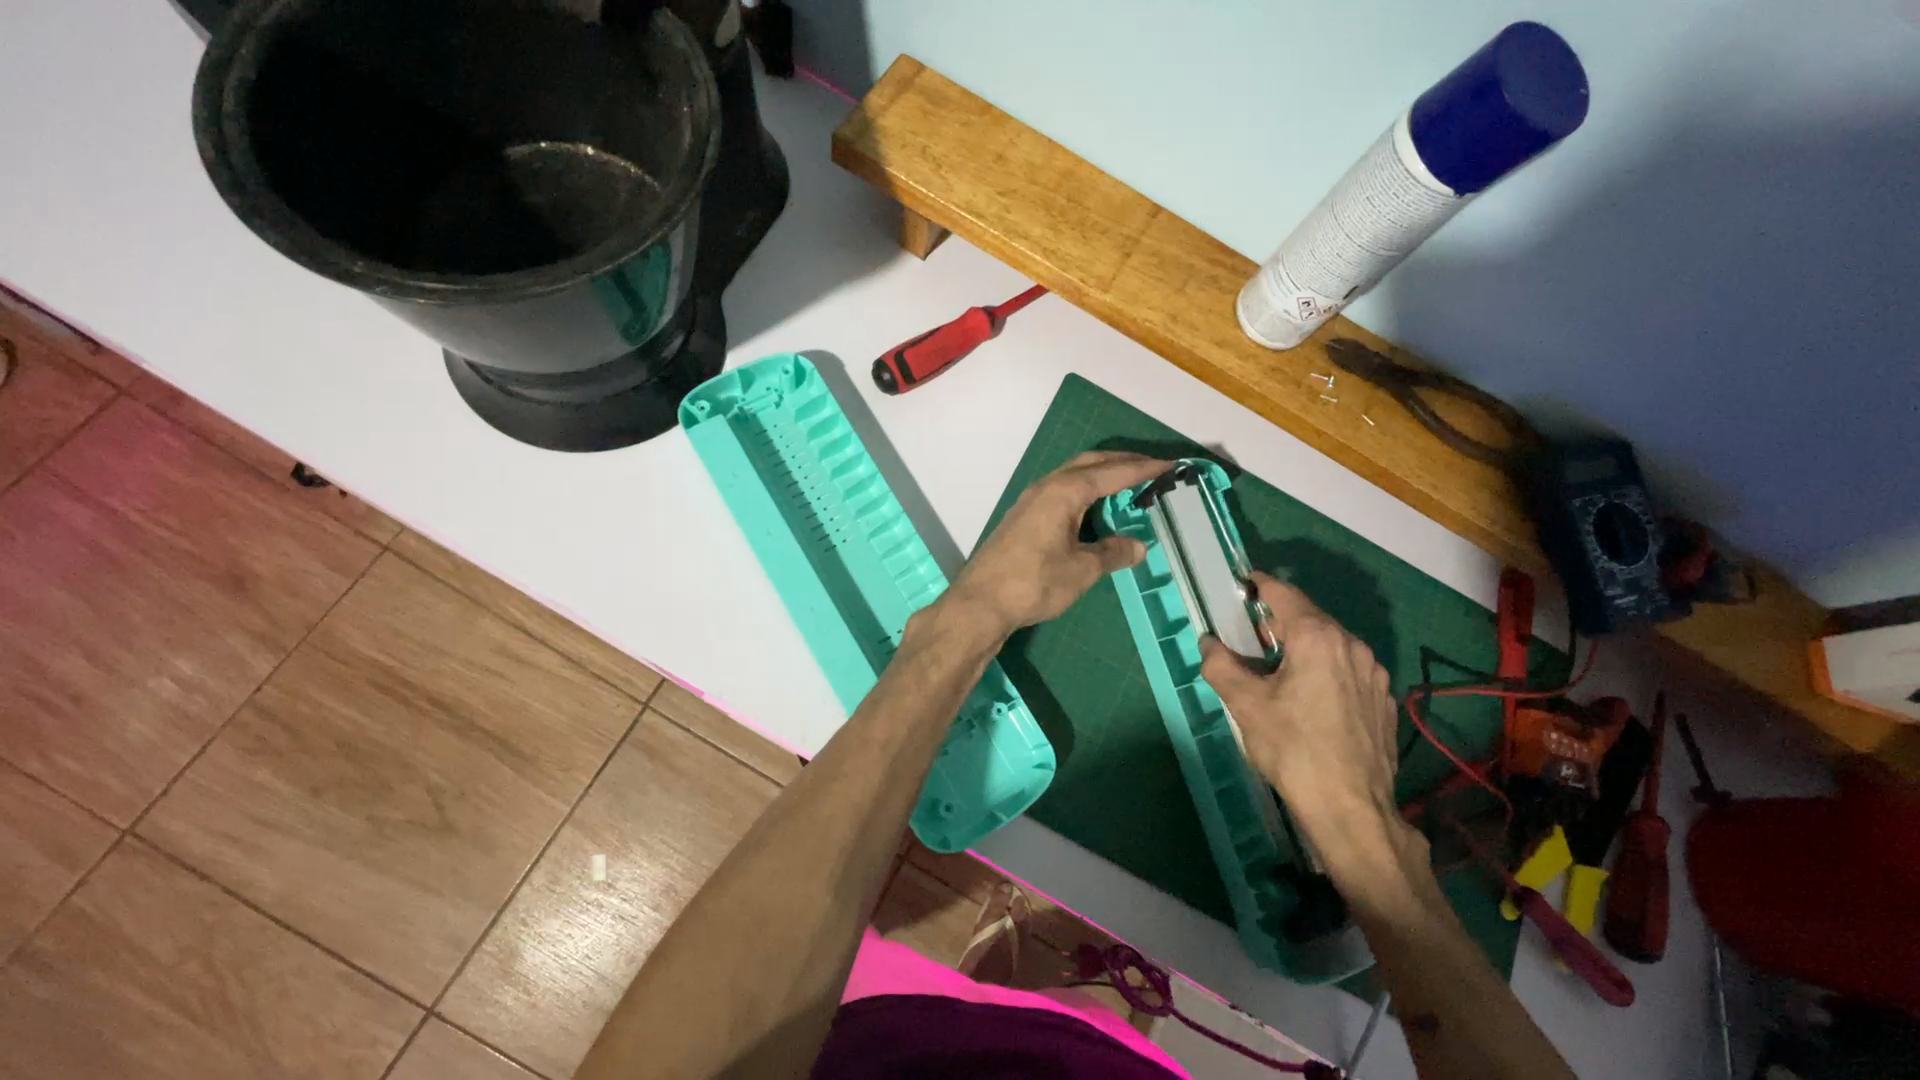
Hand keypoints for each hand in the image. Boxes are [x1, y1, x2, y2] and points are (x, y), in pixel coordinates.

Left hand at [942, 452, 1170, 638]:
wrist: (981, 603)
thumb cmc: (1034, 583)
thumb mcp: (1082, 570)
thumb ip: (1112, 553)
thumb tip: (1138, 546)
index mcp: (1064, 492)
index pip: (1113, 472)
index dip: (1143, 469)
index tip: (1171, 465)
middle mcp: (1047, 487)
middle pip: (1090, 464)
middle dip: (1122, 463)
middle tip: (1152, 468)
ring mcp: (1031, 502)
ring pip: (1073, 477)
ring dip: (1102, 477)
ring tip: (1129, 486)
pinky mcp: (1023, 519)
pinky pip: (1062, 493)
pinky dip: (1085, 493)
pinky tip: (1094, 511)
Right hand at [1201, 574, 1408, 871]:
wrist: (1351, 808)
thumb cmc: (1293, 749)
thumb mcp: (1245, 706)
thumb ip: (1222, 666)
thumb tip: (1208, 643)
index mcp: (1318, 638)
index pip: (1285, 595)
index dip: (1260, 586)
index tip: (1243, 585)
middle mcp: (1352, 646)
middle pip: (1311, 619)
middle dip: (1280, 622)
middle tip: (1251, 637)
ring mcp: (1374, 675)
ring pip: (1332, 646)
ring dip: (1304, 648)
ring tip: (1280, 672)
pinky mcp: (1384, 702)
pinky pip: (1349, 672)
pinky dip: (1326, 672)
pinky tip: (1312, 702)